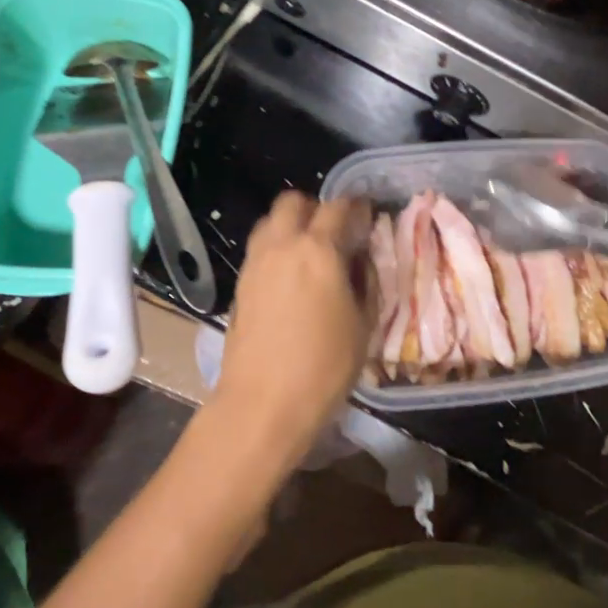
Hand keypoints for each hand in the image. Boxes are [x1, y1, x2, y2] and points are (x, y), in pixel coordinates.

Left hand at [214, 191, 371, 459]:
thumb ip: (365, 282)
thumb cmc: (324, 366)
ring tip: (311, 253)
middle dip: (316, 208)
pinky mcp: (239, 286)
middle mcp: (282, 246)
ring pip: (270, 223)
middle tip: (335, 231)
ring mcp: (255, 264)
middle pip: (293, 202)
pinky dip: (276, 251)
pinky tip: (291, 279)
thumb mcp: (363, 324)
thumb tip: (360, 260)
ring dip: (291, 226)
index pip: (339, 207)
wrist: (263, 405)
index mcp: (318, 249)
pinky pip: (260, 251)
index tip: (368, 216)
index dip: (357, 207)